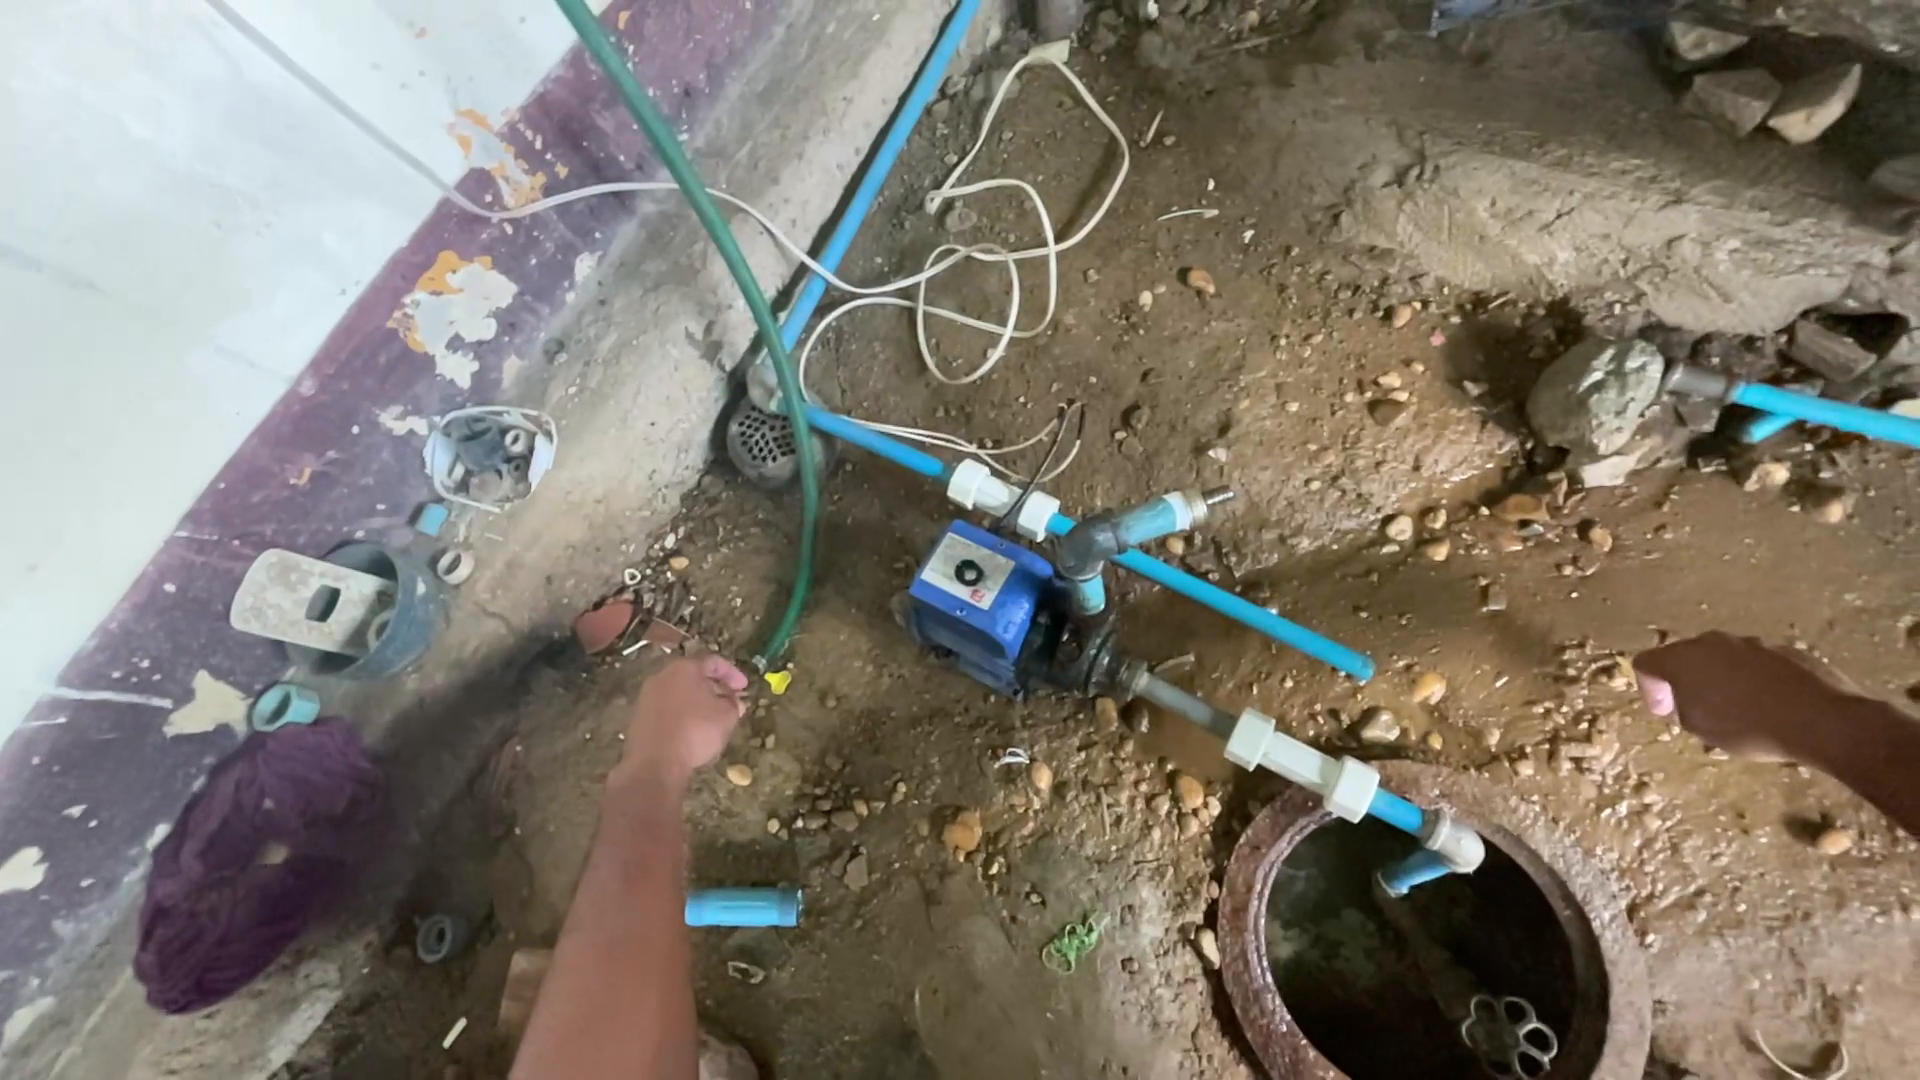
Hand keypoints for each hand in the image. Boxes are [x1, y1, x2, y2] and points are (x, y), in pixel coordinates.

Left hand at [620, 653, 748, 783]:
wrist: (654, 763)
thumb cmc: (696, 731)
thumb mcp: (727, 716)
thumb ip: (733, 703)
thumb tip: (732, 700)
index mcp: (685, 668)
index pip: (713, 661)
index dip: (732, 673)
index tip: (744, 687)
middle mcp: (663, 675)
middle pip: (693, 674)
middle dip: (714, 686)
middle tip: (729, 700)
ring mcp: (647, 695)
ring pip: (679, 691)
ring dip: (697, 700)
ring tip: (712, 716)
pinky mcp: (639, 715)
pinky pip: (667, 707)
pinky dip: (682, 712)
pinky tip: (691, 728)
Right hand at [1632, 632, 1857, 759]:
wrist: (1825, 722)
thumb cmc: (1747, 726)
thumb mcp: (1699, 727)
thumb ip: (1684, 708)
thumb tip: (1690, 702)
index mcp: (1680, 658)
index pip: (1645, 664)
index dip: (1649, 689)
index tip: (1665, 713)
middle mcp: (1711, 643)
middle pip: (1685, 656)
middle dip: (1687, 680)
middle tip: (1697, 707)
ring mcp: (1753, 644)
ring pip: (1725, 658)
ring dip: (1723, 678)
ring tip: (1740, 708)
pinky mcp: (1789, 652)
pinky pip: (1760, 664)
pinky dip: (1757, 680)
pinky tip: (1772, 705)